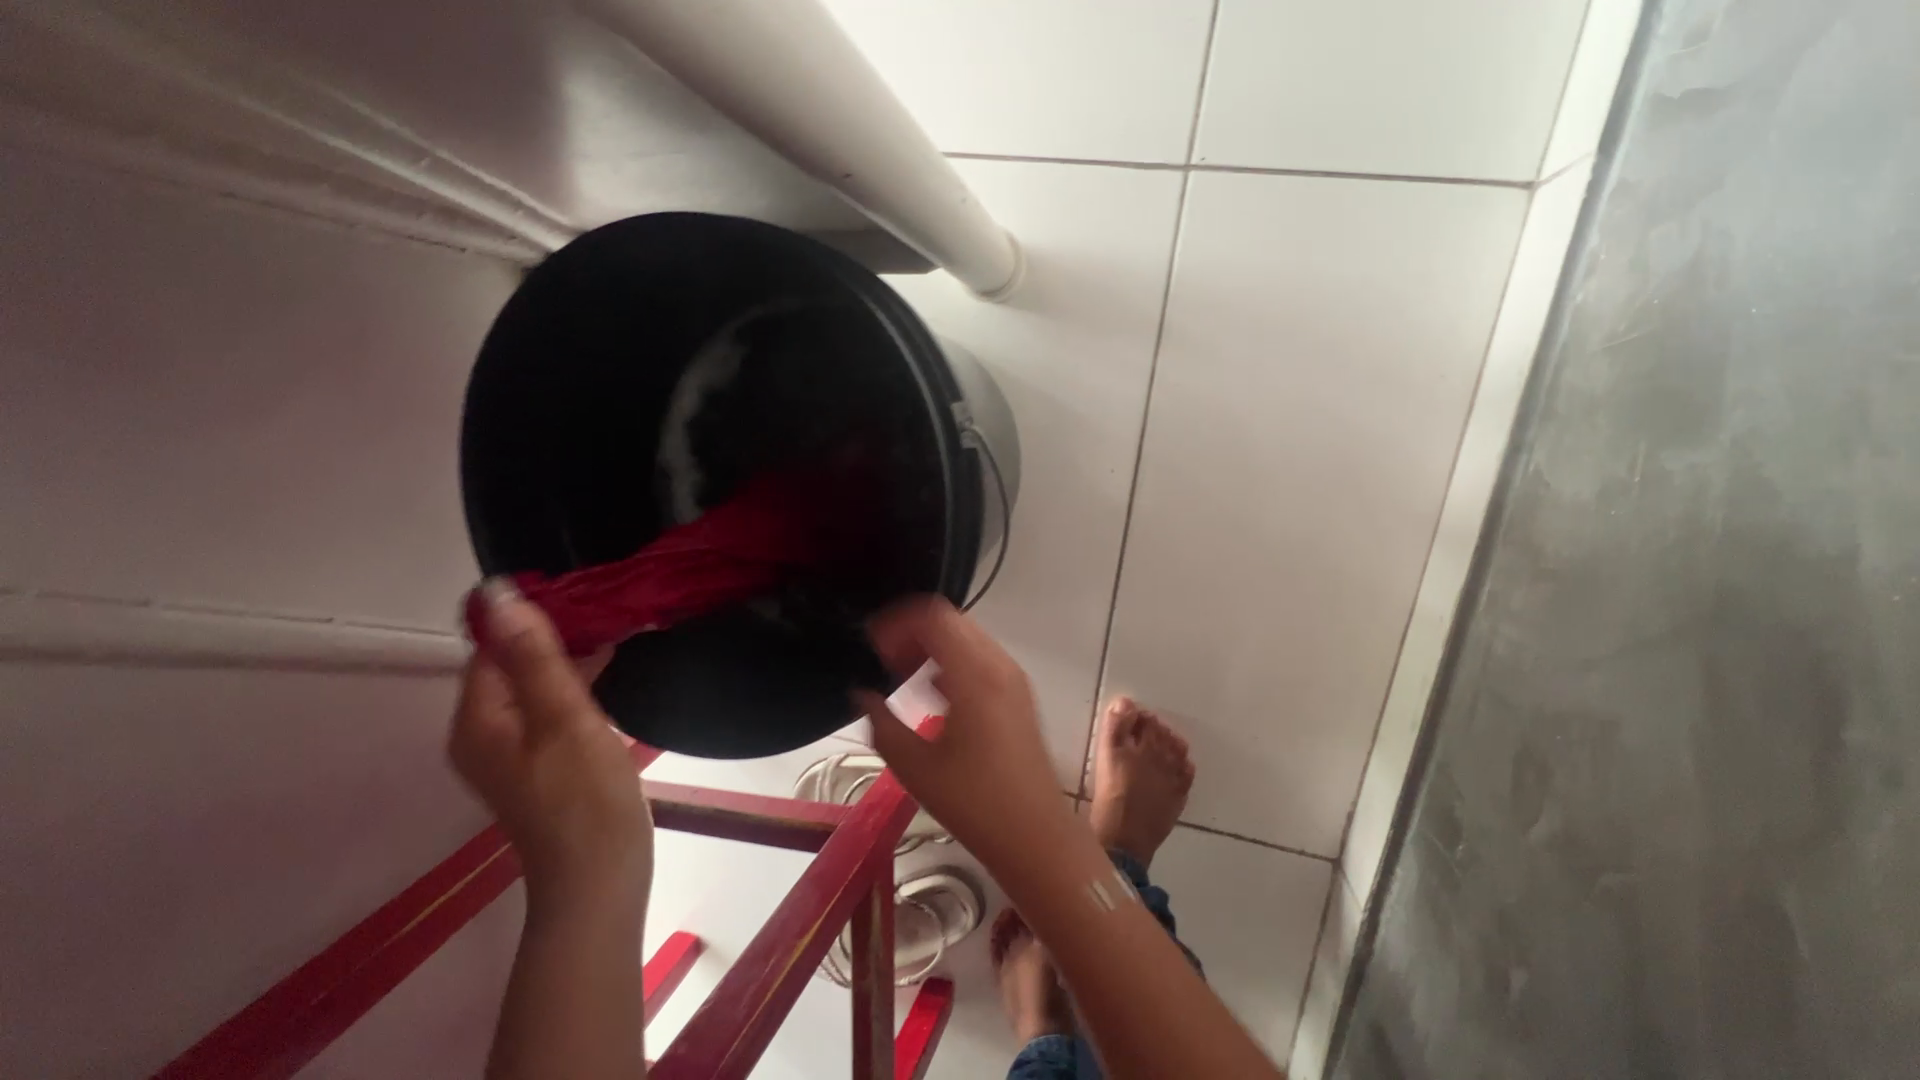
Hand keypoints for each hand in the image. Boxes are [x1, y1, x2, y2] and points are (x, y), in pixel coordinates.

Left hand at [450, 579, 651, 902]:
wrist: (600, 882)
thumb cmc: (586, 800)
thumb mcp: (565, 718)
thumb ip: (535, 656)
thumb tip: (499, 592)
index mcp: (477, 719)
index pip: (492, 645)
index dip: (533, 616)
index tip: (587, 596)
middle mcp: (481, 731)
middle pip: (511, 664)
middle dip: (556, 636)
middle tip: (611, 612)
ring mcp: (510, 751)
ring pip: (533, 686)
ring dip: (569, 661)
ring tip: (618, 635)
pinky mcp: (538, 764)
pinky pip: (547, 709)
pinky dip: (574, 690)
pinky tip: (611, 677)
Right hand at [855, 596, 1077, 872]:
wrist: (1035, 835)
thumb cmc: (973, 803)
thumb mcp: (914, 766)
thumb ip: (882, 722)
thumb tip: (863, 695)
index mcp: (974, 674)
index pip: (933, 616)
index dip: (897, 622)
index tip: (872, 646)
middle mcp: (999, 665)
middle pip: (951, 621)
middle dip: (913, 633)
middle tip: (884, 660)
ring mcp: (1014, 679)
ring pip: (967, 638)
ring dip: (933, 647)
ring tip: (902, 677)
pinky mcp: (1020, 696)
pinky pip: (981, 659)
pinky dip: (953, 663)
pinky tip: (932, 696)